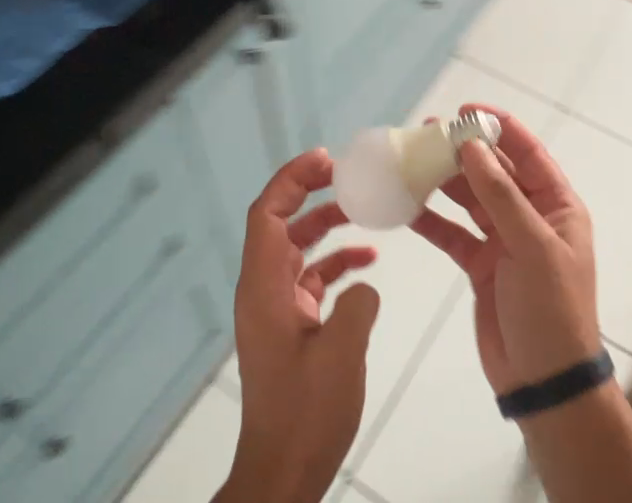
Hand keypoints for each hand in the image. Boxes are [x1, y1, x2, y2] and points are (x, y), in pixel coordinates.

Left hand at [218, 149, 379, 502]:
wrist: (283, 470)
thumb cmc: (306, 413)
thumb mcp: (342, 354)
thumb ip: (358, 304)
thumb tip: (363, 282)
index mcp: (264, 290)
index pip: (266, 215)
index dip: (291, 180)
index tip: (326, 161)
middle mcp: (263, 292)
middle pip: (280, 225)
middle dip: (311, 195)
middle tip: (349, 175)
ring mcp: (275, 310)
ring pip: (297, 251)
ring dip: (327, 227)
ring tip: (364, 210)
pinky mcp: (290, 328)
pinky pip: (310, 280)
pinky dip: (335, 264)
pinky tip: (367, 263)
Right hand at [410, 106, 601, 393]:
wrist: (544, 381)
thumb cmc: (551, 308)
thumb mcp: (532, 246)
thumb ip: (500, 195)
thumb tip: (471, 146)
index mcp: (557, 206)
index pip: (528, 153)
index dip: (499, 127)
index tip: (466, 110)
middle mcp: (531, 216)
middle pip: (493, 172)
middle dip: (462, 151)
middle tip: (425, 133)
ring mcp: (505, 241)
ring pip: (470, 200)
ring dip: (443, 182)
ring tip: (410, 161)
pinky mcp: (482, 266)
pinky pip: (454, 234)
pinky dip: (432, 221)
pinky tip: (405, 208)